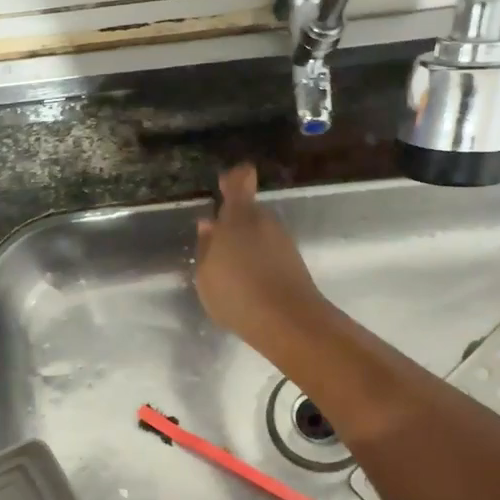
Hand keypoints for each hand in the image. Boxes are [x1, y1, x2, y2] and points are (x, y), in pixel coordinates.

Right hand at [195, 163, 327, 345]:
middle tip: (218, 250)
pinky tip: (248, 287)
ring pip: (260, 234)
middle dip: (234, 225)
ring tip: (231, 274)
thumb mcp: (205, 275)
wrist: (286, 321)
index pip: (239, 182)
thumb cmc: (236, 294)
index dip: (233, 179)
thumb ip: (206, 247)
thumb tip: (208, 225)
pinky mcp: (294, 262)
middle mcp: (264, 222)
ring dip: (247, 246)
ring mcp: (283, 241)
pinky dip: (259, 262)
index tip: (225, 184)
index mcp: (238, 217)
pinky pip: (270, 253)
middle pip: (248, 213)